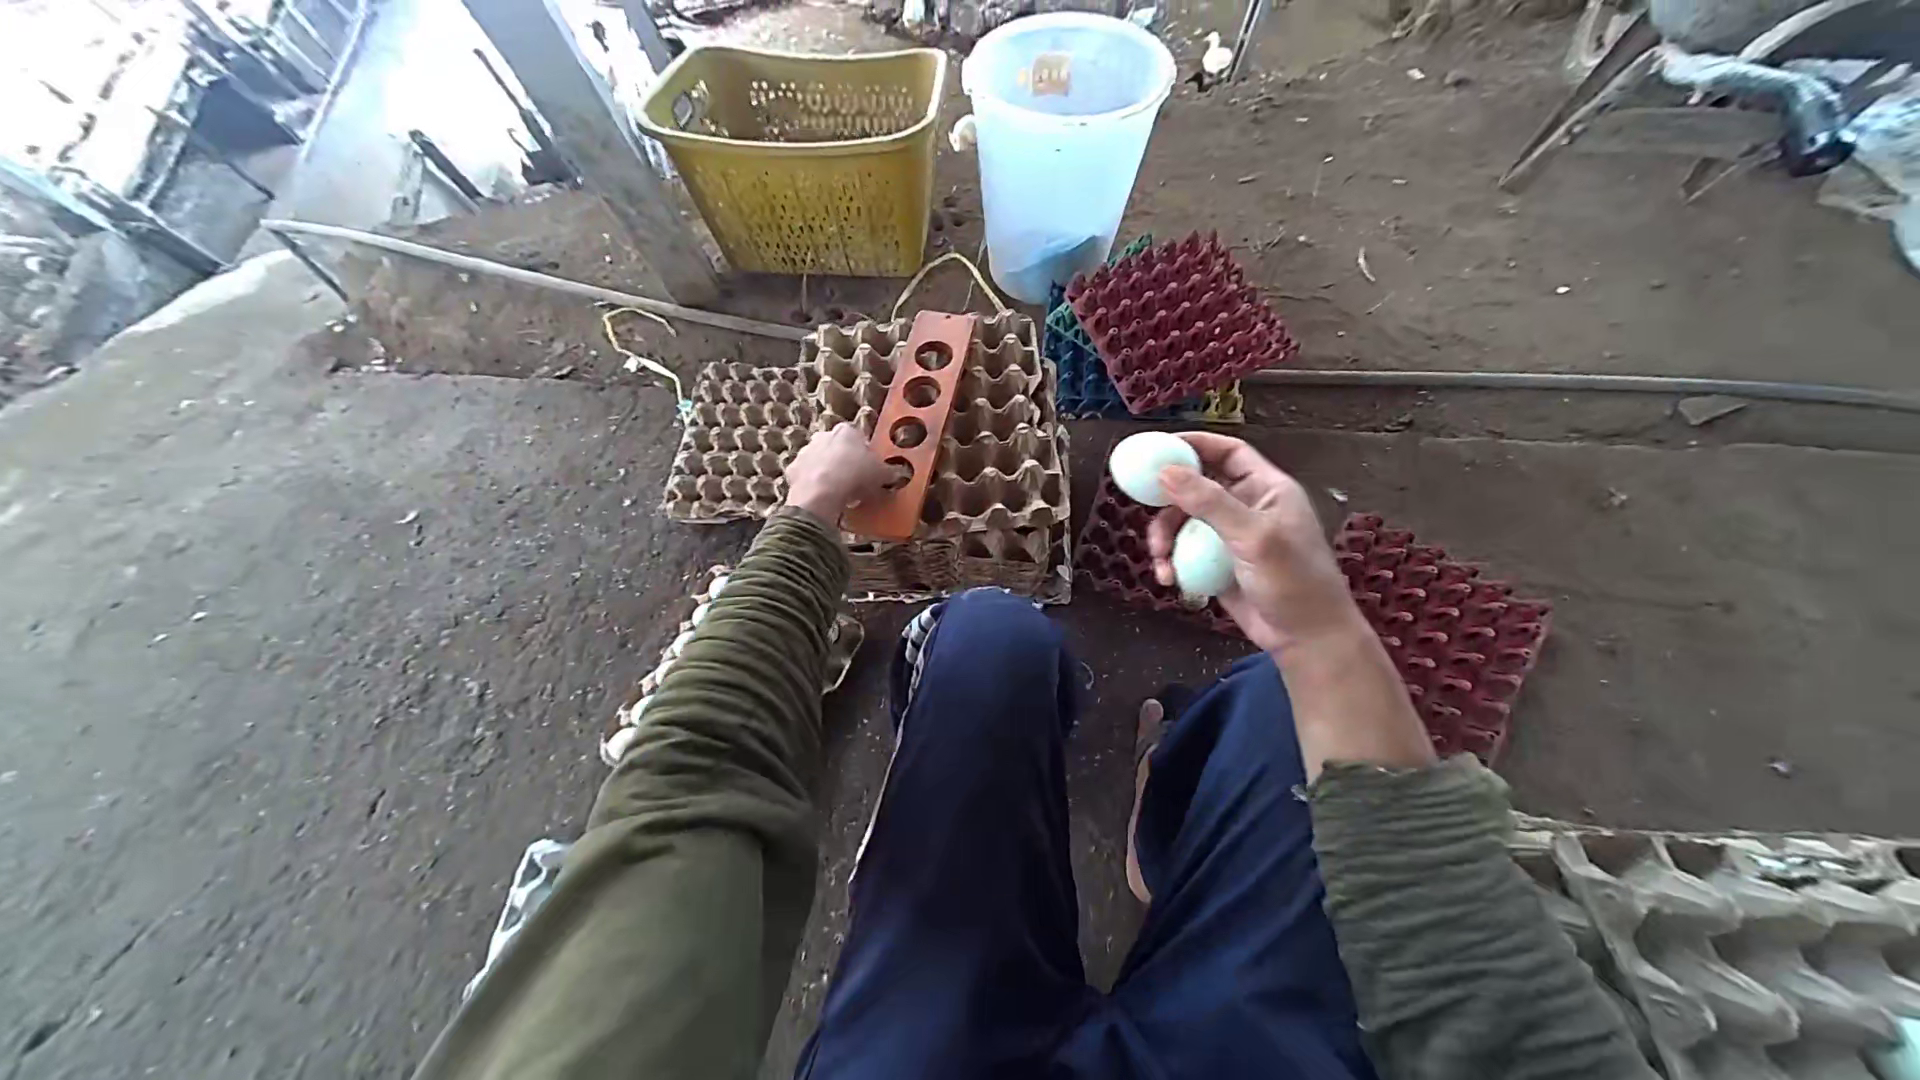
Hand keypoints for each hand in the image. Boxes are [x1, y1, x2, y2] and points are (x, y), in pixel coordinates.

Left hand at [784, 424, 891, 522]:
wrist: (822, 492)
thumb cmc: (855, 476)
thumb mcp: (881, 474)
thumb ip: (890, 471)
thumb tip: (899, 473)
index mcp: (846, 430)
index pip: (859, 437)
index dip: (866, 453)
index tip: (871, 468)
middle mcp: (823, 435)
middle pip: (837, 448)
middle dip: (845, 461)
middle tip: (856, 481)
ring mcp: (805, 452)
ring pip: (820, 461)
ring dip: (828, 473)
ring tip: (841, 493)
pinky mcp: (793, 470)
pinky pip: (807, 477)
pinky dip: (813, 485)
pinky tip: (824, 498)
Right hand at [1145, 433, 1359, 654]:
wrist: (1305, 640)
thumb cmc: (1295, 582)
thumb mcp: (1253, 536)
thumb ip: (1209, 502)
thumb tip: (1165, 472)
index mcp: (1266, 489)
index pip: (1228, 452)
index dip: (1195, 445)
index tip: (1158, 447)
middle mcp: (1246, 508)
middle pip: (1195, 488)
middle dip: (1168, 500)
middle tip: (1144, 504)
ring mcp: (1229, 538)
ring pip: (1182, 523)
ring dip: (1165, 538)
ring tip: (1161, 558)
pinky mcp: (1214, 565)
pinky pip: (1182, 552)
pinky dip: (1170, 562)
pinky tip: (1168, 578)